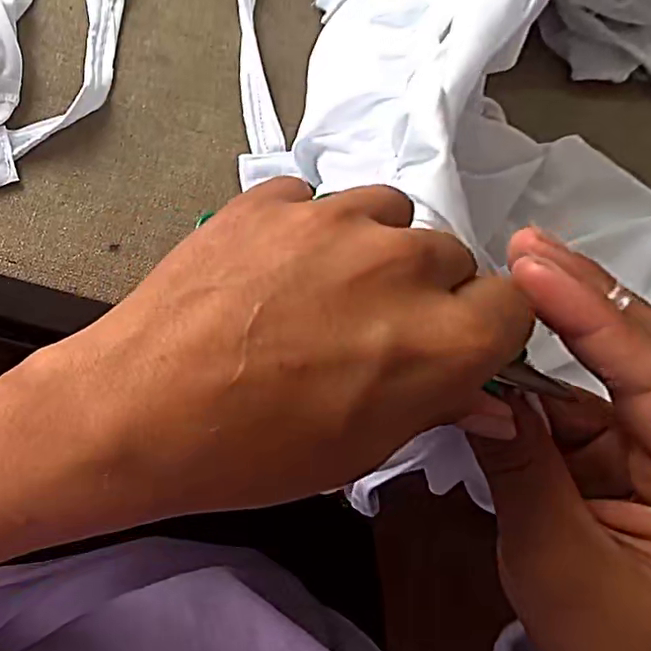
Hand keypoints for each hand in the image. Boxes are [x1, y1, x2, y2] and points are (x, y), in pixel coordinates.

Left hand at [36, 178, 533, 517]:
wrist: (136, 409)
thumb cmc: (248, 451)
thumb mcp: (357, 449)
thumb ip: (432, 403)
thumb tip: (481, 393)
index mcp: (437, 338)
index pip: (513, 304)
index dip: (484, 325)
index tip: (455, 336)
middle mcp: (398, 264)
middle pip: (450, 255)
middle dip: (426, 289)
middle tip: (370, 322)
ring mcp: (330, 220)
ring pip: (388, 214)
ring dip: (371, 247)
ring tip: (321, 286)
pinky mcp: (270, 199)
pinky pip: (316, 201)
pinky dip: (307, 229)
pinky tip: (271, 267)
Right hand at [470, 228, 650, 650]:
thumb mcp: (554, 563)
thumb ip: (522, 464)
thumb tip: (482, 390)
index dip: (593, 315)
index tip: (534, 263)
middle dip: (591, 301)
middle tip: (529, 248)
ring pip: (634, 376)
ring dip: (571, 336)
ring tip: (519, 286)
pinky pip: (607, 409)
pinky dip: (557, 386)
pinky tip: (516, 363)